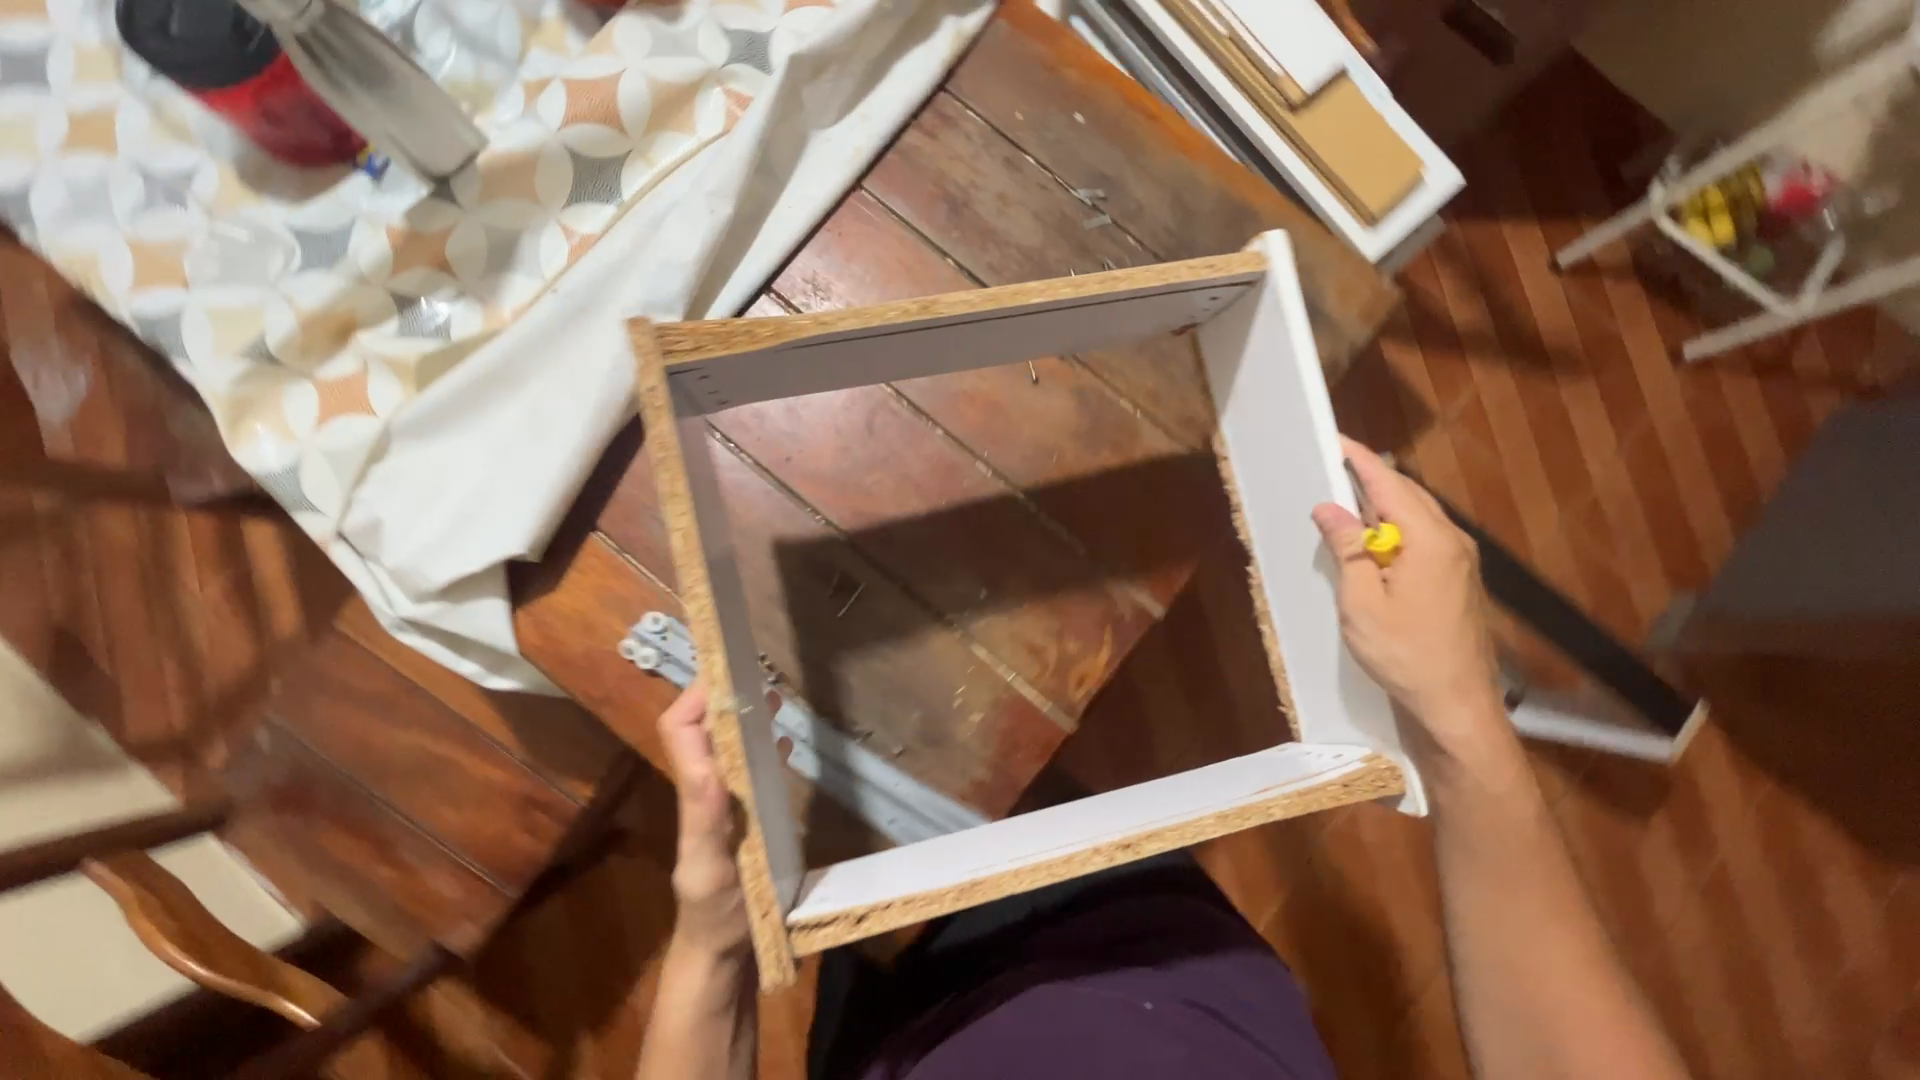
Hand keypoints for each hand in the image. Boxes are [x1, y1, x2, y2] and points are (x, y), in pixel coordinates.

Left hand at [656, 681, 751, 959]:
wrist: (725, 952)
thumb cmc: (716, 913)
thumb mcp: (710, 868)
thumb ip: (706, 820)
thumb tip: (707, 765)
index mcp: (695, 795)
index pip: (681, 730)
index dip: (696, 695)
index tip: (727, 669)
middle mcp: (706, 791)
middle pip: (704, 730)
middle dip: (723, 697)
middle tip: (758, 672)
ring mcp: (726, 804)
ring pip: (728, 746)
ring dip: (744, 717)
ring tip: (774, 694)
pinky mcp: (746, 819)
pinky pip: (751, 770)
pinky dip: (764, 746)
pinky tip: (785, 739)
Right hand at [1312, 438, 1505, 761]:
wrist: (1457, 702)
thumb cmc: (1404, 653)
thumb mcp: (1362, 602)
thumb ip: (1348, 549)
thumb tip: (1330, 508)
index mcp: (1430, 541)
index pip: (1388, 484)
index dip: (1359, 460)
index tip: (1334, 439)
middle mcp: (1452, 541)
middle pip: (1407, 494)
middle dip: (1370, 479)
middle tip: (1332, 468)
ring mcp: (1461, 560)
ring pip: (1418, 516)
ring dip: (1382, 506)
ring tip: (1345, 501)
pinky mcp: (1459, 579)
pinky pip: (1424, 537)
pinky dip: (1395, 528)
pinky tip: (1373, 541)